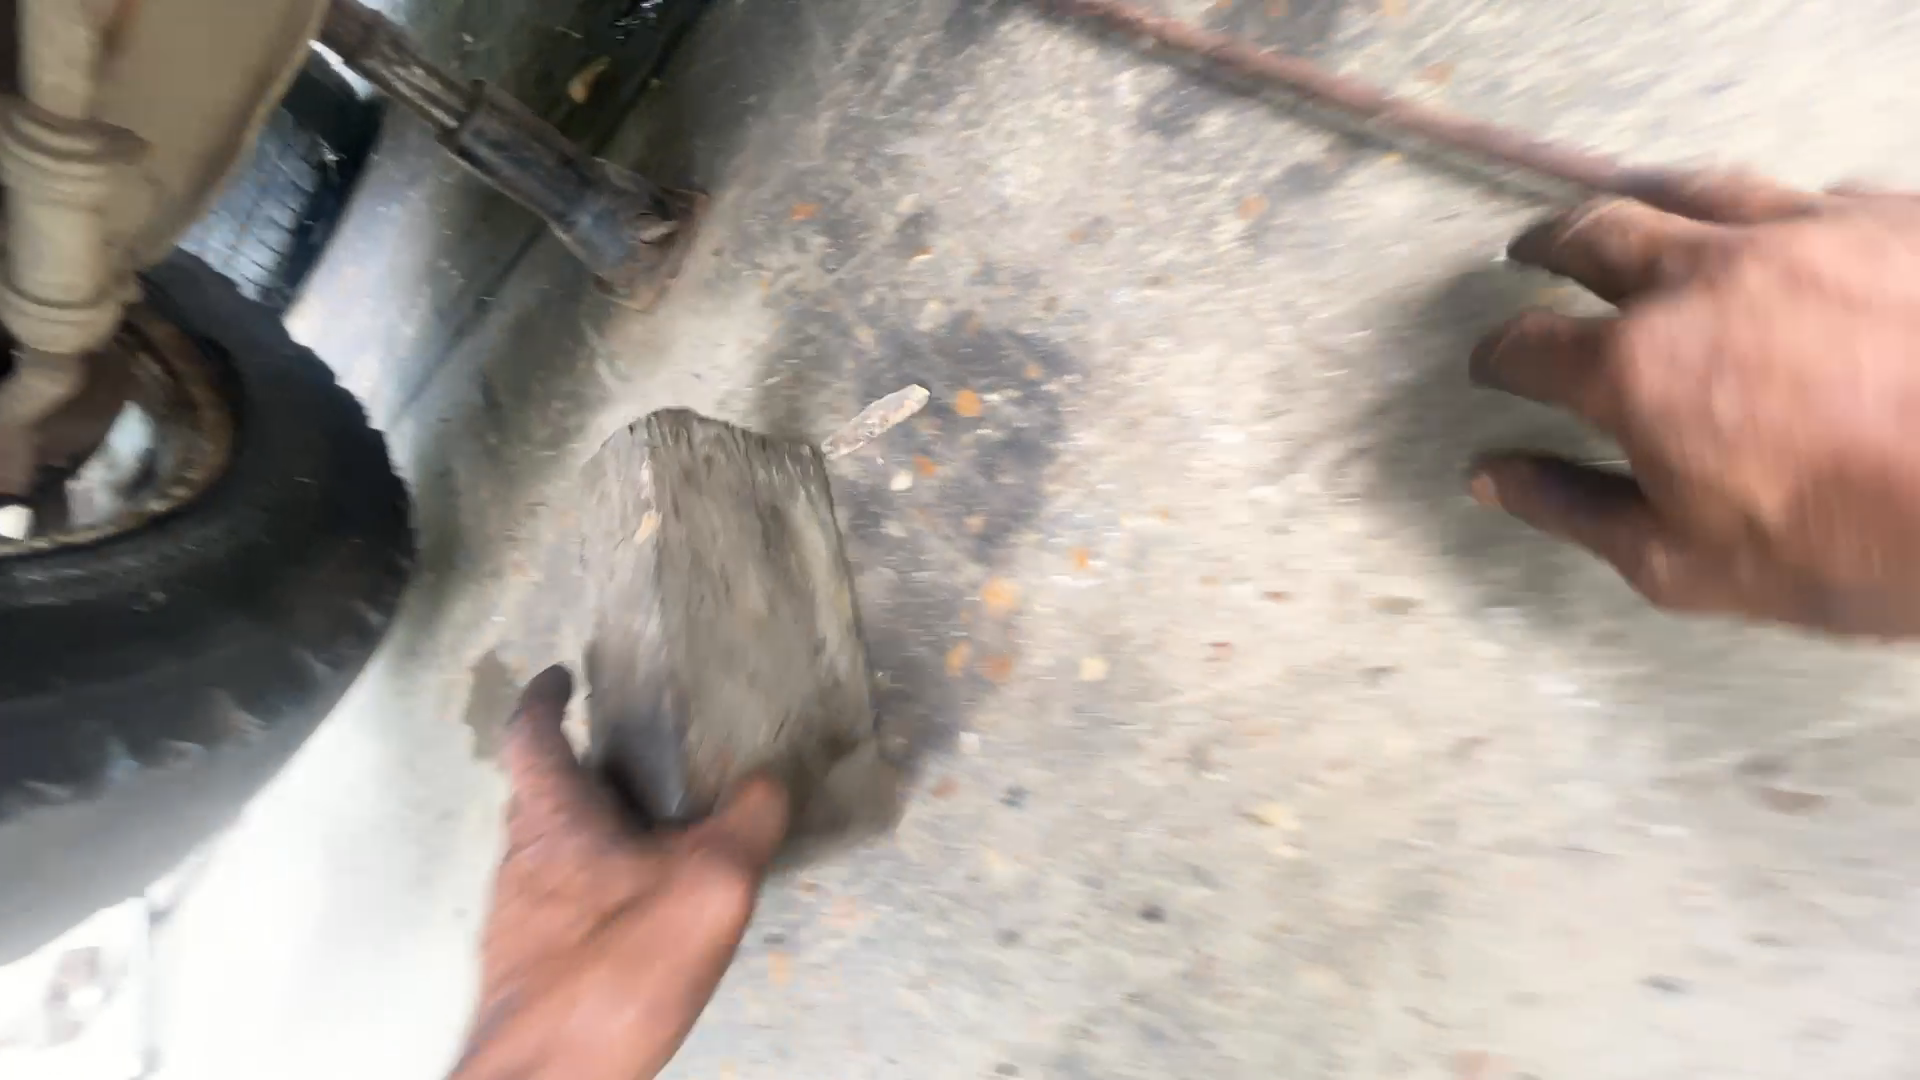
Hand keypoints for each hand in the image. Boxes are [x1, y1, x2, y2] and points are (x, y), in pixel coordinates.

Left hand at [450, 666, 788, 1079]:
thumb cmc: (618, 967)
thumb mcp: (711, 880)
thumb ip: (749, 818)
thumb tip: (769, 781)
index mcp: (553, 819)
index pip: (530, 734)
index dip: (544, 696)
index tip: (564, 675)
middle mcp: (524, 858)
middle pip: (541, 787)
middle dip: (584, 759)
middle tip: (643, 751)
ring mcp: (520, 915)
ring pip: (552, 842)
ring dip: (594, 817)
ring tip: (660, 820)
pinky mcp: (532, 961)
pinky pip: (565, 888)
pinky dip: (601, 870)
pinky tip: (649, 897)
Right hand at [1469, 177, 1919, 635]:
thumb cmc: (1860, 543)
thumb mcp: (1678, 561)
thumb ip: (1567, 507)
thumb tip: (1487, 475)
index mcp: (1633, 367)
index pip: (1524, 344)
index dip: (1495, 355)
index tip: (1491, 364)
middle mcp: (1705, 281)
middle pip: (1594, 232)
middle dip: (1543, 243)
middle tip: (1526, 251)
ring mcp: (1811, 235)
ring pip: (1694, 188)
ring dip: (1636, 201)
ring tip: (1618, 211)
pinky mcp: (1909, 218)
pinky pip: (1812, 195)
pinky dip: (1759, 215)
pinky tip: (1762, 235)